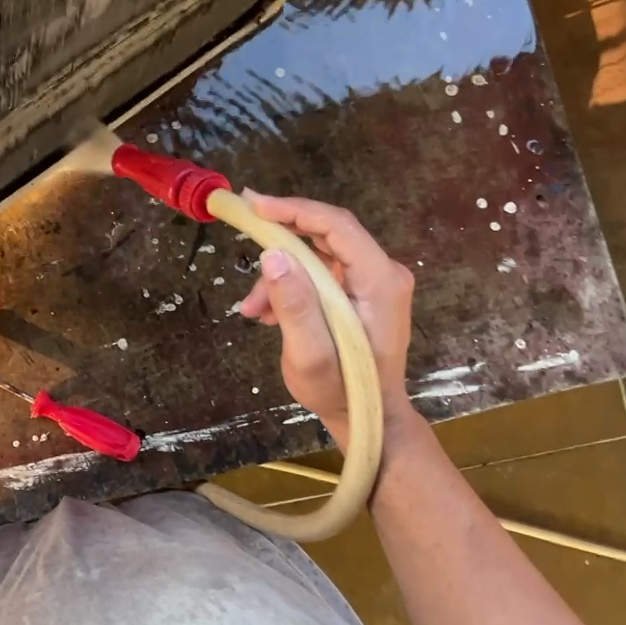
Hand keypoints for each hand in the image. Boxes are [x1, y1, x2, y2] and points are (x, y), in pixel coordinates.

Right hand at [236, 191, 416, 447]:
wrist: (369, 419)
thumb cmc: (340, 391)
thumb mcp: (311, 354)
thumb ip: (295, 305)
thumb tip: (272, 254)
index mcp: (379, 281)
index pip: (336, 226)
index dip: (294, 210)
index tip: (253, 205)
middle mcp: (382, 273)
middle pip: (327, 234)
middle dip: (281, 237)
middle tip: (243, 224)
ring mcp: (372, 284)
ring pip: (318, 256)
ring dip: (280, 274)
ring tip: (252, 308)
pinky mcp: (360, 294)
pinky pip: (320, 274)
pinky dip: (291, 286)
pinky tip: (267, 313)